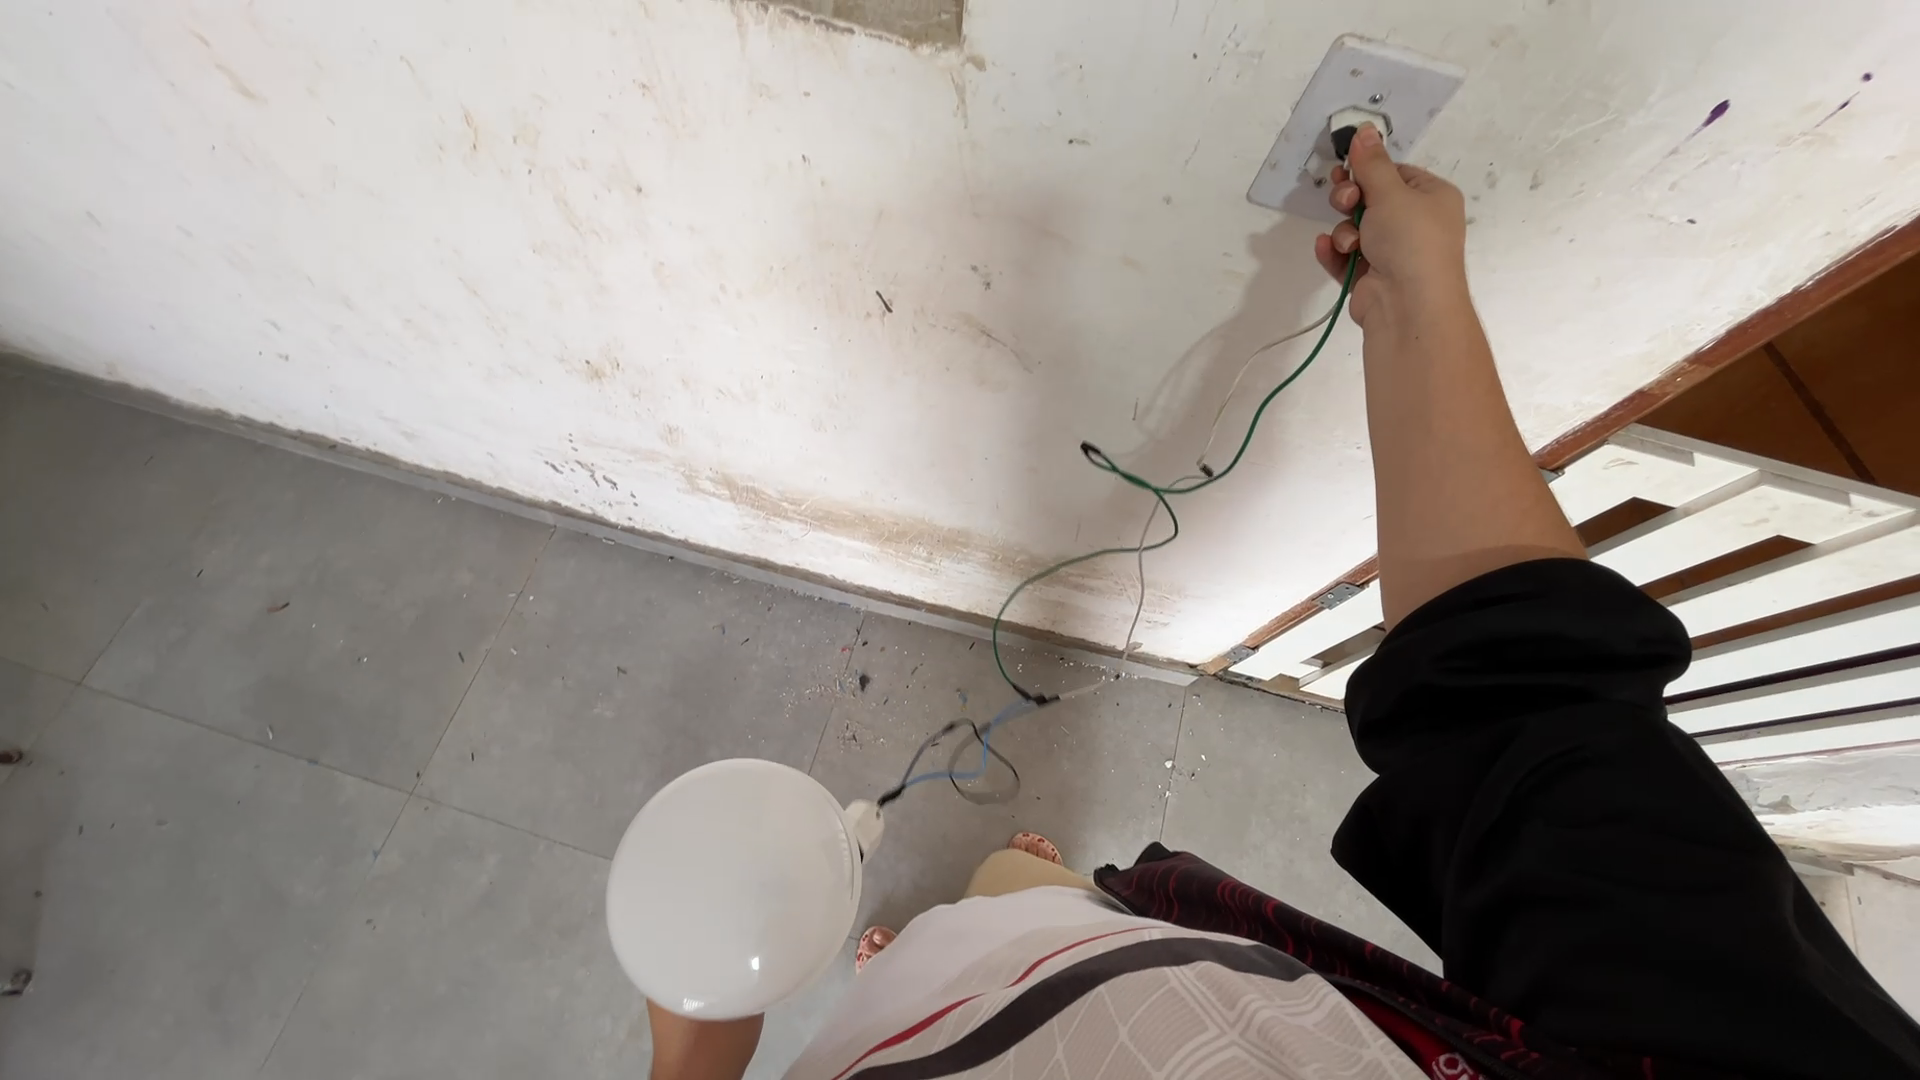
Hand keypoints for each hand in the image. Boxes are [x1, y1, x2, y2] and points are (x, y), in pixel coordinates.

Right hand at [1312, 124, 1468, 327]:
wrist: (1408, 304)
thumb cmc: (1410, 240)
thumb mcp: (1391, 193)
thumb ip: (1371, 164)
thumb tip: (1363, 130)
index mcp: (1430, 197)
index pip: (1394, 174)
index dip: (1368, 172)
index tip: (1345, 170)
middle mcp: (1413, 223)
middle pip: (1371, 200)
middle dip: (1350, 201)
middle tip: (1345, 201)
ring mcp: (1391, 252)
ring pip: (1354, 230)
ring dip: (1343, 233)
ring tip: (1349, 244)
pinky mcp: (1370, 277)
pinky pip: (1345, 258)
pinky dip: (1334, 253)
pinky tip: (1327, 250)